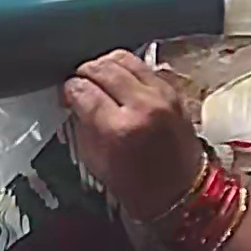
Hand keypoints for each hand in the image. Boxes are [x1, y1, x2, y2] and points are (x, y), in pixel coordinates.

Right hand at [63, 50, 204, 219]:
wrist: (183, 191)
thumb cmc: (138, 186)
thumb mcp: (96, 162)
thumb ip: (83, 125)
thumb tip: (74, 99)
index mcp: (119, 129)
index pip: (82, 90)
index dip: (69, 90)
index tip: (67, 94)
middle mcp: (142, 105)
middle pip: (101, 68)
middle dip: (84, 73)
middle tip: (79, 84)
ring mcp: (161, 94)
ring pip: (123, 59)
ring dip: (104, 65)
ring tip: (98, 78)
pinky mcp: (172, 90)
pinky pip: (142, 66)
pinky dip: (126, 69)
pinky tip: (120, 81)